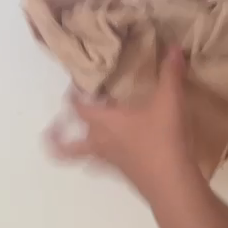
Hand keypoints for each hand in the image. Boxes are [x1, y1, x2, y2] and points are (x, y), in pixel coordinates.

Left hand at [49, 46, 203, 205]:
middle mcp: (100, 142)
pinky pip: (101, 165)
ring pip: (82, 157)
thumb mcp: (170, 99)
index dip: (72, 97)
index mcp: (105, 122)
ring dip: (75, 148)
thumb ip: (170, 73)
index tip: (74, 86)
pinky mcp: (122, 174)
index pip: (78, 108)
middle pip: (66, 143)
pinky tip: (110, 152)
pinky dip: (98, 157)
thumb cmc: (163, 137)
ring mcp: (109, 161)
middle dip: (57, 134)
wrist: (170, 181)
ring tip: (76, 140)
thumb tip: (173, 46)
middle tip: (54, 125)